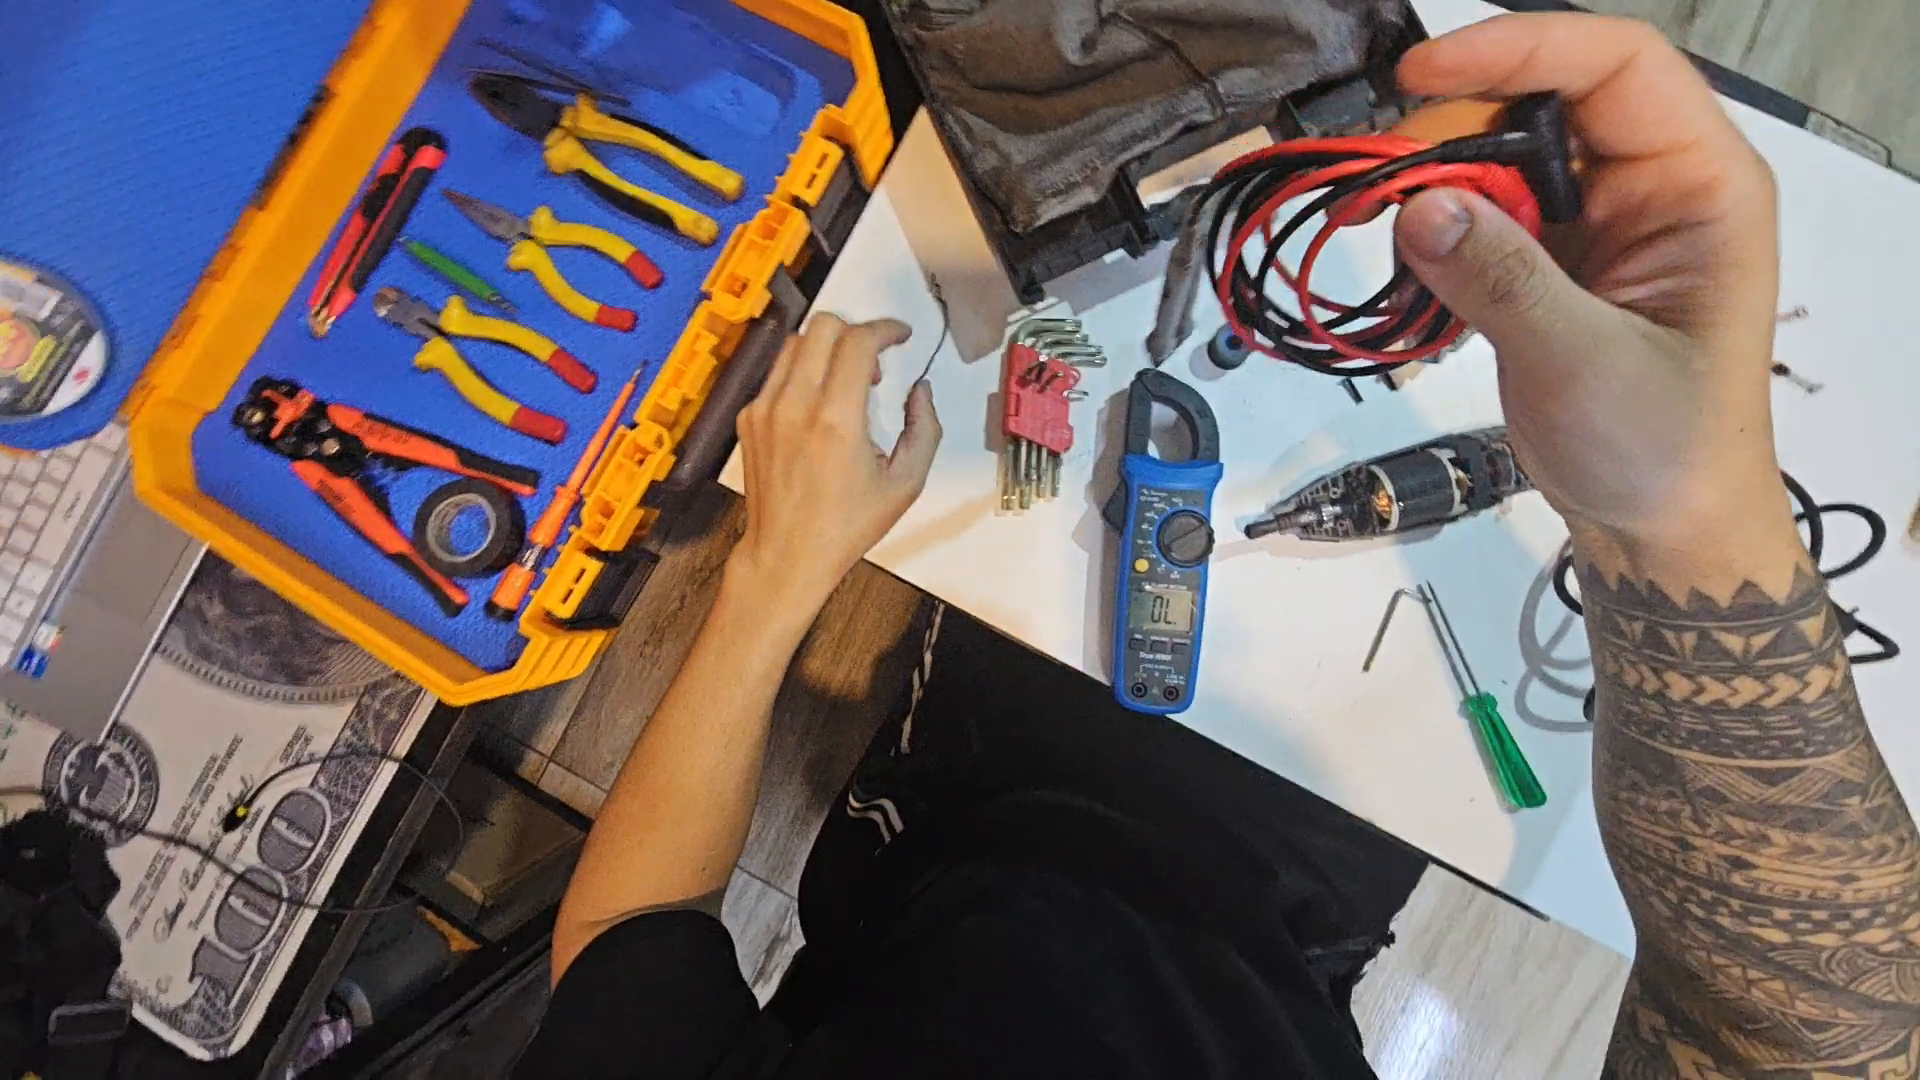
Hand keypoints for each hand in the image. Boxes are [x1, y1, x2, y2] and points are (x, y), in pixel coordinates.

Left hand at [727, 313, 941, 632]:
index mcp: (836, 421)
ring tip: (847, 382)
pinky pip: (778, 372)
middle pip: (823, 326)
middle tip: (876, 363)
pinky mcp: (750, 417)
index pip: (858, 341)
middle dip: (857, 332)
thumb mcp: (906, 485)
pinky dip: (804, 371)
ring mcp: (766, 409)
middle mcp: (795, 406)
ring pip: (796, 342)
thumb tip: (920, 392)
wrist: (787, 554)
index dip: (886, 329)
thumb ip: (925, 430)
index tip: (901, 336)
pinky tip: (819, 403)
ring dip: (828, 348)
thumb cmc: (846, 526)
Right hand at [1391, 15, 1799, 564]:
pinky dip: (1428, 243)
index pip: (1612, 72)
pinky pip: (1474, 233)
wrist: (1654, 515)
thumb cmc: (1656, 441)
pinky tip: (1399, 269)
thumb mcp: (1581, 359)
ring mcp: (1583, 236)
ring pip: (1495, 176)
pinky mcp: (1539, 276)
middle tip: (1371, 187)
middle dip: (1448, 139)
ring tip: (1366, 227)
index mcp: (1693, 187)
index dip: (1517, 50)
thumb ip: (1502, 281)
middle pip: (1537, 117)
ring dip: (1428, 194)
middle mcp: (1638, 194)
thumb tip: (1416, 210)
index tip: (1419, 76)